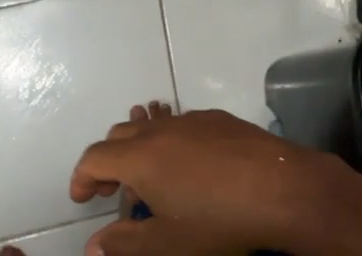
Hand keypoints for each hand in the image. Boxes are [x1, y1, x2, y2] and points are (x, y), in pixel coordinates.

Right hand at [69, 107, 341, 255]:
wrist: (279, 188)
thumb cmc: (217, 220)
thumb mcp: (167, 244)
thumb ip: (124, 243)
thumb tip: (92, 245)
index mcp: (140, 157)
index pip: (95, 157)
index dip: (82, 177)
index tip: (82, 199)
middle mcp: (160, 129)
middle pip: (120, 134)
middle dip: (109, 161)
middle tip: (112, 192)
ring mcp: (191, 119)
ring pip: (152, 125)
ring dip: (140, 149)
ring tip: (151, 181)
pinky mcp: (217, 118)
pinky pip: (180, 124)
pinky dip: (170, 142)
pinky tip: (189, 169)